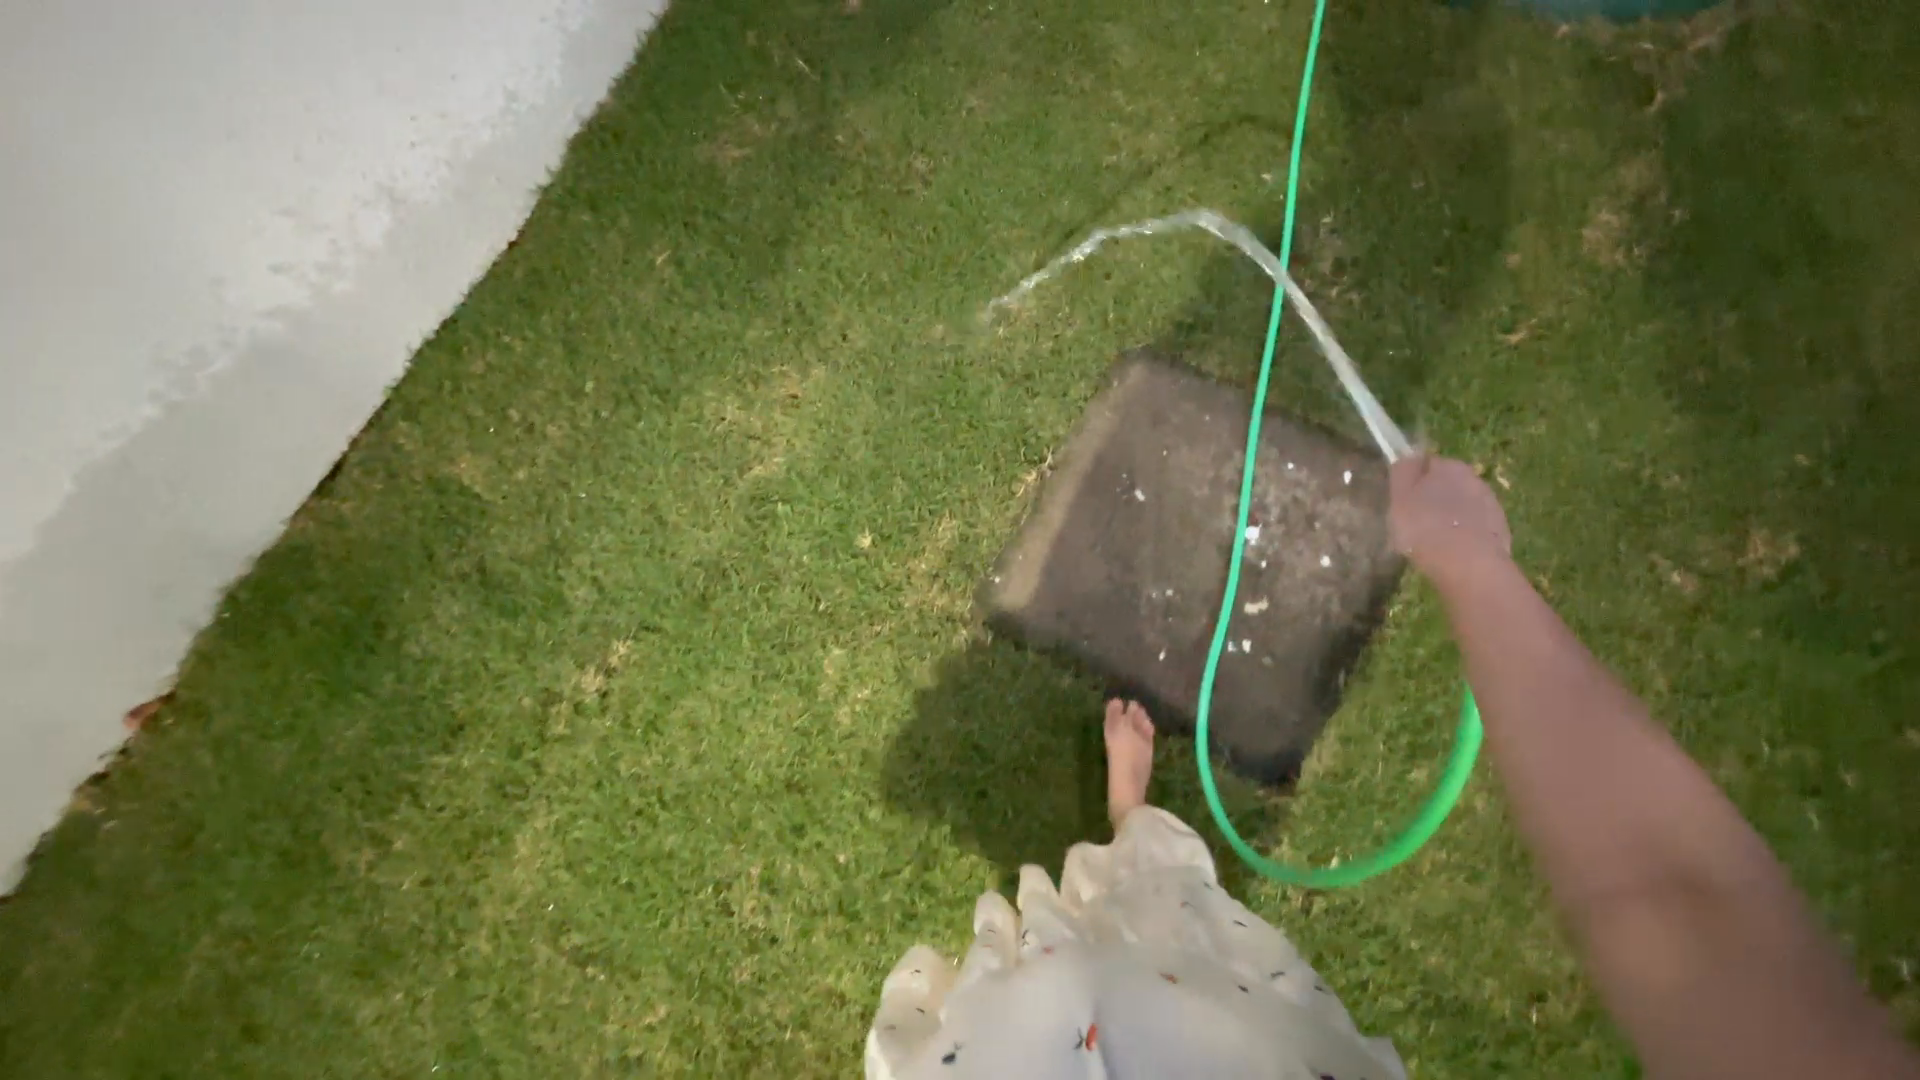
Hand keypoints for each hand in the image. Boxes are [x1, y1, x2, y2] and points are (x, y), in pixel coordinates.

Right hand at [1389, 454, 1511, 579]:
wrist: (1467, 563)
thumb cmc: (1424, 527)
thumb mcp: (1400, 497)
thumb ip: (1403, 472)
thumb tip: (1408, 457)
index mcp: (1448, 467)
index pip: (1427, 464)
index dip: (1414, 480)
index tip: (1403, 500)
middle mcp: (1474, 479)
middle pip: (1448, 483)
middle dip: (1435, 497)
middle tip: (1416, 520)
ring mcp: (1491, 503)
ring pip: (1463, 504)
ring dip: (1450, 516)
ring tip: (1433, 539)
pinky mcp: (1500, 528)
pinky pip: (1475, 525)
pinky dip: (1464, 533)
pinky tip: (1452, 550)